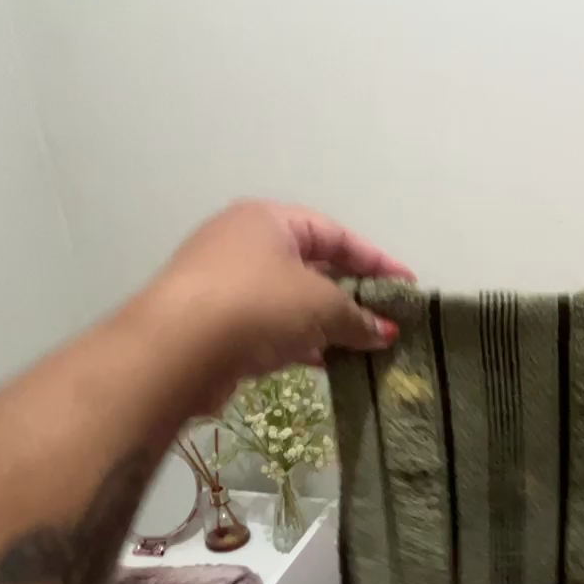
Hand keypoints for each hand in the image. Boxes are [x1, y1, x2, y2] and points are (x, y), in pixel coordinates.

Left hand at [141, 199, 413, 379]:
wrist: (176, 351)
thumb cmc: (257, 306)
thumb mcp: (322, 306)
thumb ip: (359, 317)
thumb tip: (385, 331)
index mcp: (268, 220)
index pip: (335, 234)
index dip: (376, 260)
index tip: (406, 287)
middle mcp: (245, 244)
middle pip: (314, 267)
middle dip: (353, 295)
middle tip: (387, 319)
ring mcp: (228, 285)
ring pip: (293, 301)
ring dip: (329, 323)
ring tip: (365, 346)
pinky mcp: (218, 325)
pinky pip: (273, 327)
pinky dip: (303, 342)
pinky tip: (329, 362)